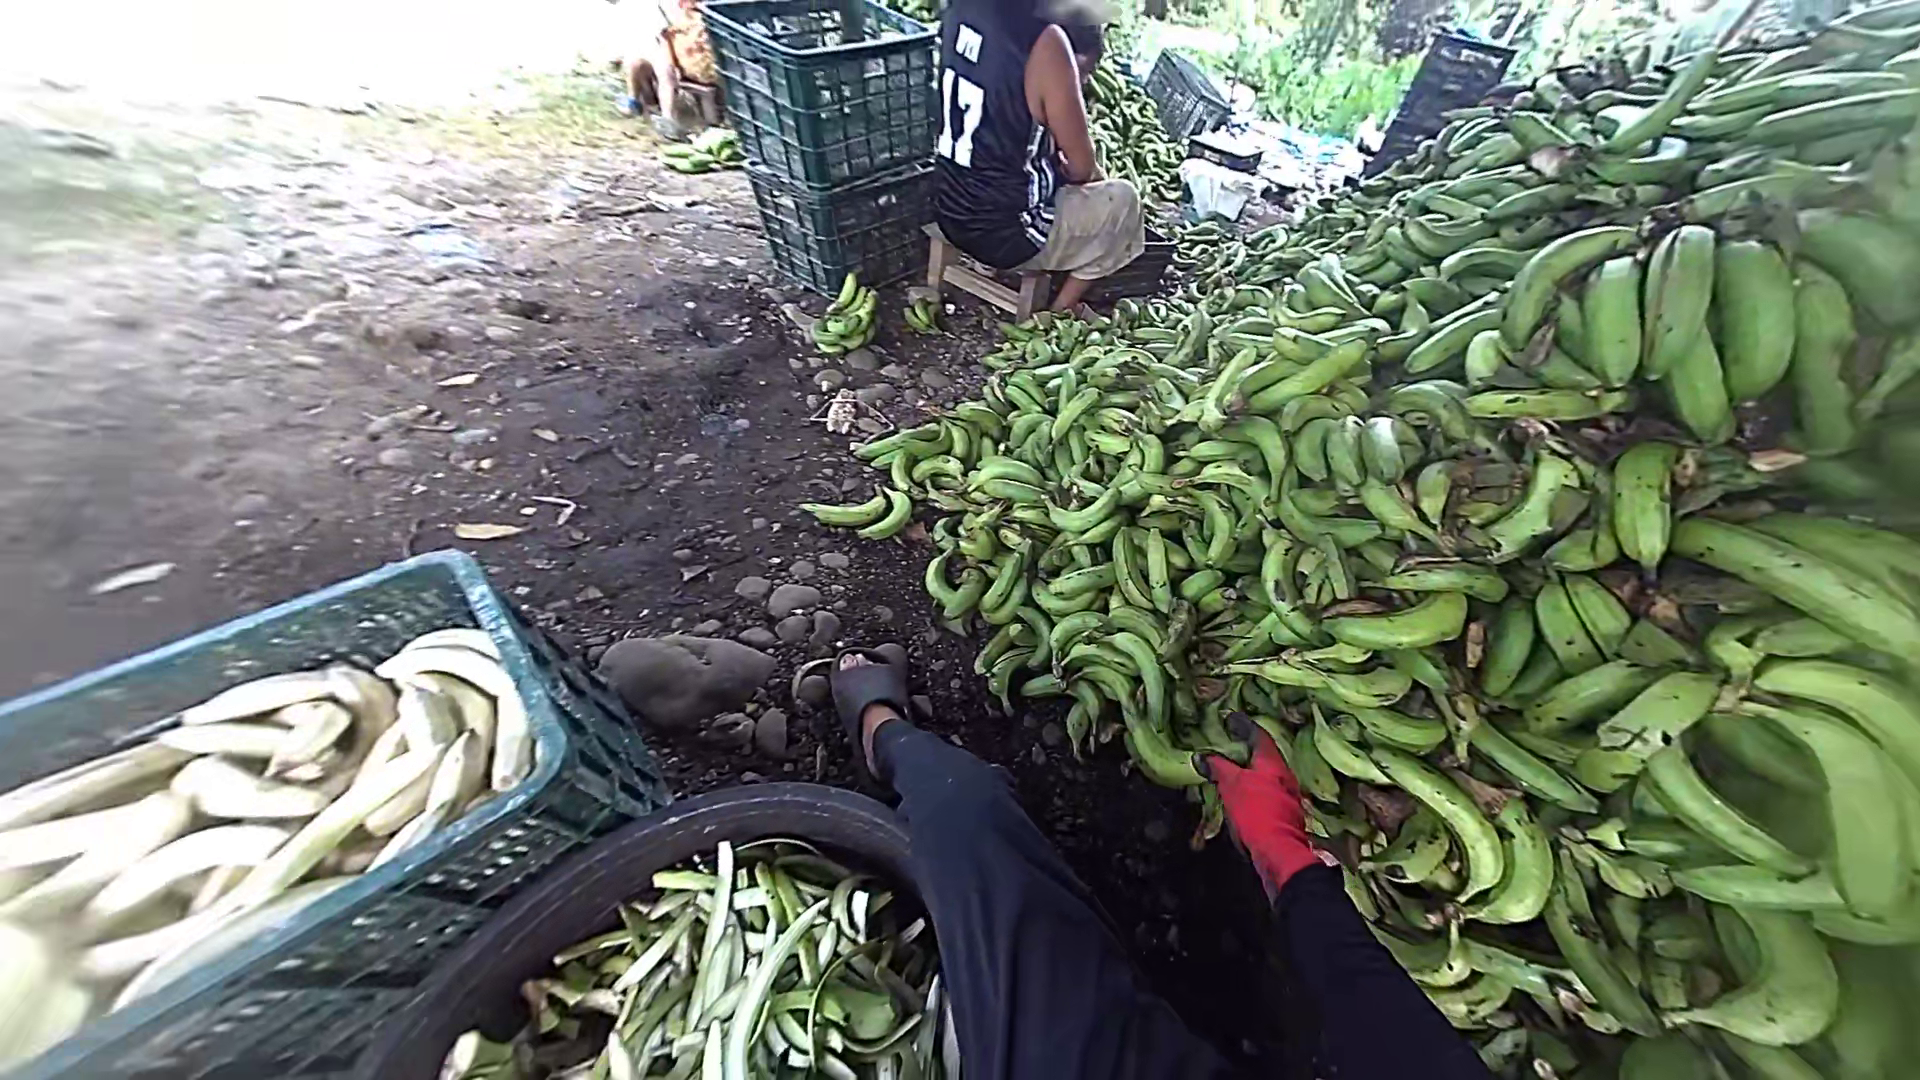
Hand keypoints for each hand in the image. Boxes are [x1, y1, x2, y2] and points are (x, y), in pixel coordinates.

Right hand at [1202, 714, 1323, 898]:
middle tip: (1227, 740)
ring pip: (1265, 773)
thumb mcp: (1230, 784)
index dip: (1243, 725)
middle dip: (1246, 747)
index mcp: (1273, 763)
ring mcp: (1286, 795)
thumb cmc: (1256, 811)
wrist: (1279, 853)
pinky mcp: (1282, 813)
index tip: (1229, 718)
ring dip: (1248, 767)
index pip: (1258, 735)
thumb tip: (1201, 756)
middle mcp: (1284, 775)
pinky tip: (1238, 790)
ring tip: (1229, 764)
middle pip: (1264, 754)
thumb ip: (1217, 766)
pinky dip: (1250, 784)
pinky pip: (1264, 789)